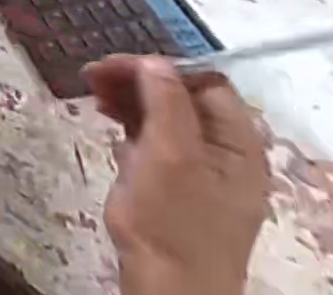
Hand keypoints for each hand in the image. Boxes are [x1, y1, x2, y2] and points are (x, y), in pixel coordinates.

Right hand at [84, 56, 268, 294]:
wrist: (165, 283)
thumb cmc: (173, 219)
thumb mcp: (171, 154)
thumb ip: (167, 103)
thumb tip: (154, 60)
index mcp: (238, 146)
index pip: (206, 84)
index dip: (163, 68)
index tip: (118, 65)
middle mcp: (222, 150)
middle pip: (180, 94)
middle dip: (137, 79)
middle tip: (94, 74)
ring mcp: (195, 164)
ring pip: (161, 110)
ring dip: (127, 95)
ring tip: (93, 92)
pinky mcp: (169, 175)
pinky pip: (150, 132)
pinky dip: (127, 118)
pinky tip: (105, 117)